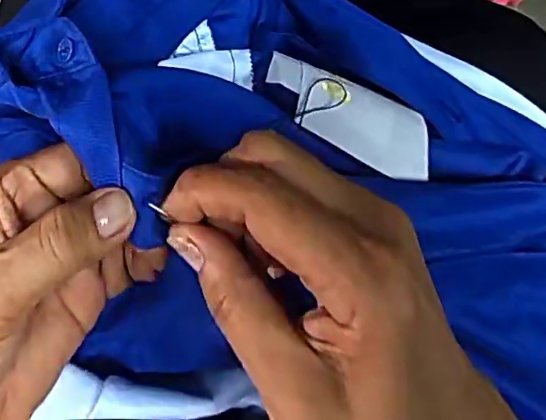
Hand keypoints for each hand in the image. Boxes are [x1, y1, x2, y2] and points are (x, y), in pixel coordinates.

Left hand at [0, 143, 166, 419]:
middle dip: (146, 187)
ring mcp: (71, 249)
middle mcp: (48, 210)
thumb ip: (57, 244)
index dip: (121, 157)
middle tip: (187, 196)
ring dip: (155, 221)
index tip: (165, 163)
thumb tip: (124, 203)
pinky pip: (129, 259)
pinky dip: (152, 255)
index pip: (80, 157)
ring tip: (185, 226)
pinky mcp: (88, 286)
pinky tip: (169, 257)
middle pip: (110, 184)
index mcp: (15, 192)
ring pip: (125, 219)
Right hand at [161, 131, 516, 419]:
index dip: (206, 190)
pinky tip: (266, 254)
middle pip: (277, 153)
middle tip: (196, 235)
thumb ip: (237, 305)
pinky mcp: (377, 213)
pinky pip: (309, 180)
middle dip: (223, 180)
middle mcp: (373, 215)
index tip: (165, 214)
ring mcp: (380, 208)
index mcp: (358, 265)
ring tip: (231, 254)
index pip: (266, 193)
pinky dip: (271, 199)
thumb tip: (189, 234)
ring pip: (290, 159)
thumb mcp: (294, 392)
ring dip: (246, 189)